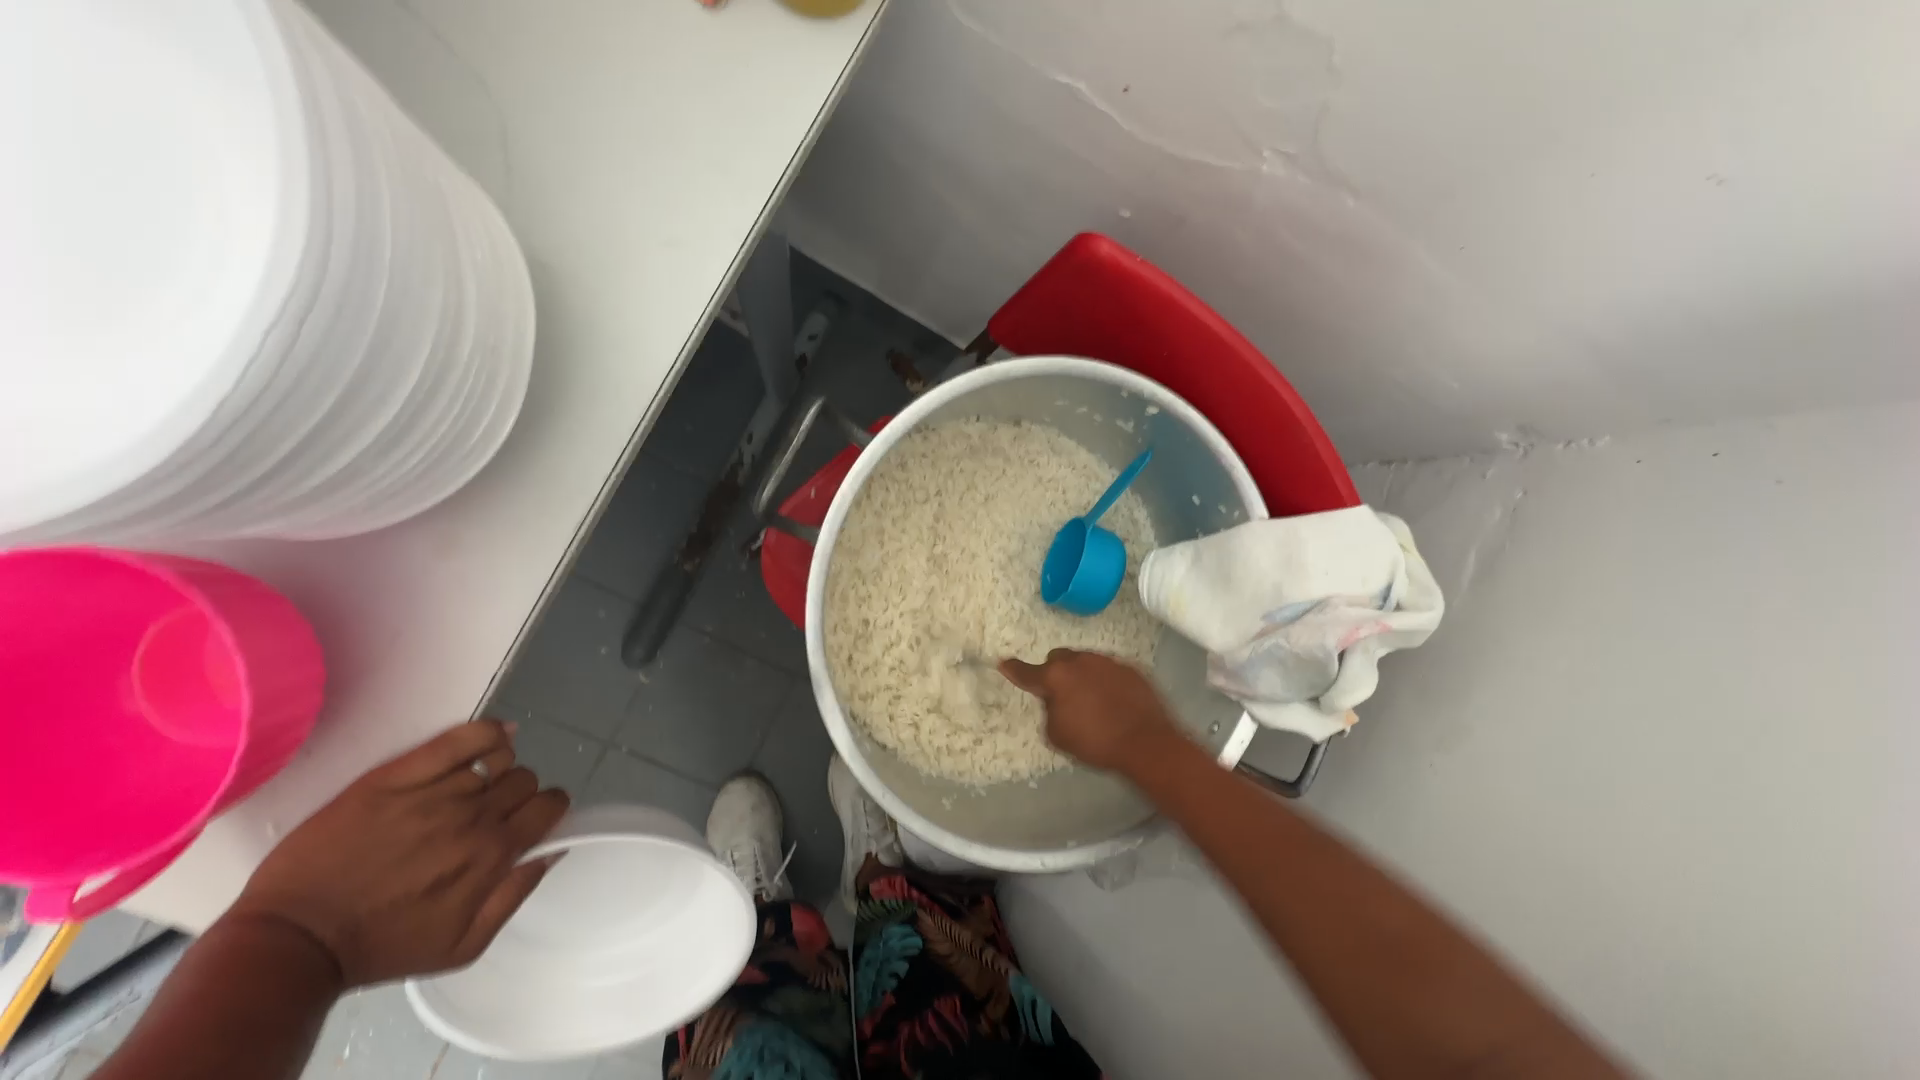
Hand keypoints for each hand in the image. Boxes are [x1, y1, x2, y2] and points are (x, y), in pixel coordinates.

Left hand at [225, 720, 569, 988]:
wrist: (295, 939)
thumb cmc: (380, 948)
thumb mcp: (463, 947)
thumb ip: (514, 896)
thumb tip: (549, 851)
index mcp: (493, 855)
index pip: (551, 806)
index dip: (545, 811)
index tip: (527, 822)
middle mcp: (474, 816)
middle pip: (525, 780)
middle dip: (517, 794)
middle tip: (489, 813)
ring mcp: (436, 791)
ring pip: (498, 758)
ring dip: (495, 770)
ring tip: (470, 787)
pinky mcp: (398, 775)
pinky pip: (464, 737)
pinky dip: (486, 733)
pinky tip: (487, 741)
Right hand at [999, 649, 1183, 771]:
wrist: (1146, 743)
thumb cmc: (1096, 743)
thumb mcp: (1057, 735)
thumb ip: (1049, 711)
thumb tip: (1055, 700)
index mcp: (1056, 677)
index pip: (1027, 672)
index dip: (1014, 670)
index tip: (1004, 663)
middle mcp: (1080, 661)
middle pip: (1059, 660)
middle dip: (1056, 674)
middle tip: (1063, 697)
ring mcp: (1108, 661)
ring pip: (1086, 662)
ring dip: (1082, 676)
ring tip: (1093, 702)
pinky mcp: (1130, 668)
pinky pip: (1109, 670)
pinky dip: (1105, 682)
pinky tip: (1114, 702)